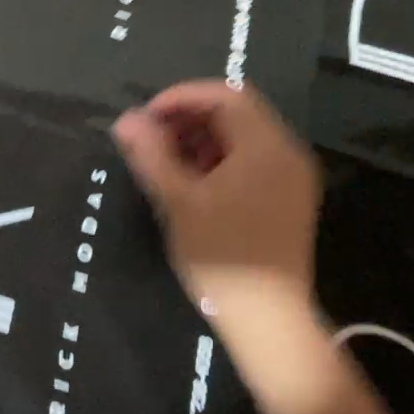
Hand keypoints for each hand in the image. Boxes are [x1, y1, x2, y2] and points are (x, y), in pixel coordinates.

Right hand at [113, 81, 330, 413]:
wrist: (266, 318)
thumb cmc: (221, 254)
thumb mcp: (177, 201)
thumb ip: (150, 153)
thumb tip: (125, 119)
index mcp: (266, 148)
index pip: (224, 96)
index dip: (178, 98)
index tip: (142, 119)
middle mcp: (286, 154)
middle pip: (234, 112)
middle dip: (185, 118)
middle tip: (146, 140)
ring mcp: (288, 177)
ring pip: (238, 136)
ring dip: (196, 138)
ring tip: (160, 161)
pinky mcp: (283, 198)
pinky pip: (247, 160)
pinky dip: (213, 158)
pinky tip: (185, 181)